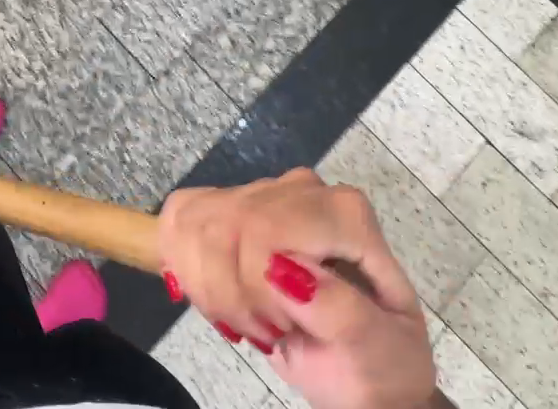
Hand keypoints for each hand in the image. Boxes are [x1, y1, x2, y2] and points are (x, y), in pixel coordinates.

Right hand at [157, 168, 434, 408]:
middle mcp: (301, 190)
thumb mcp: (377, 347)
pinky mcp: (228, 206)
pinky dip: (184, 266)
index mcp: (343, 213)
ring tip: (247, 320)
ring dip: (208, 287)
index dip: (256, 283)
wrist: (359, 368)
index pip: (267, 225)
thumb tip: (283, 267)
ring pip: (195, 222)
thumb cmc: (377, 359)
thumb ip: (339, 309)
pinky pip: (179, 217)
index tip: (281, 328)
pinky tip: (216, 297)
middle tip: (265, 333)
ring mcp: (262, 195)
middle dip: (232, 293)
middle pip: (227, 223)